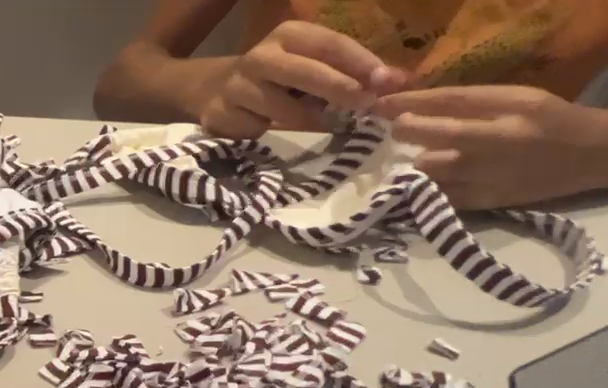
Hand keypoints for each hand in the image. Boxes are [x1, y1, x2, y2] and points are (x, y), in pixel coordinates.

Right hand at [192, 21, 408, 138]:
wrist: (211, 89)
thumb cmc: (275, 76)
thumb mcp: (309, 62)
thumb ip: (348, 70)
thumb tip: (396, 81)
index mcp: (287, 35)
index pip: (331, 45)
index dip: (360, 62)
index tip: (385, 81)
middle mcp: (259, 57)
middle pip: (305, 74)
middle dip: (338, 90)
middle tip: (363, 106)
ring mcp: (235, 88)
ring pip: (280, 109)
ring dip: (305, 119)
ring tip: (318, 122)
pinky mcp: (218, 115)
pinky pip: (254, 129)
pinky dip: (266, 131)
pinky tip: (263, 125)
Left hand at [377, 86, 607, 209]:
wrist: (588, 156)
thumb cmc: (545, 123)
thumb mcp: (517, 101)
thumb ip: (470, 104)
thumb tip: (415, 108)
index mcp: (513, 106)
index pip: (451, 100)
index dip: (410, 101)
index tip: (382, 103)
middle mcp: (496, 139)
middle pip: (433, 133)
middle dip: (406, 129)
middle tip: (399, 128)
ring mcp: (485, 172)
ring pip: (425, 167)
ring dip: (415, 163)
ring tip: (422, 158)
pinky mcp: (477, 200)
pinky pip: (432, 193)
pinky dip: (421, 187)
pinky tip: (422, 182)